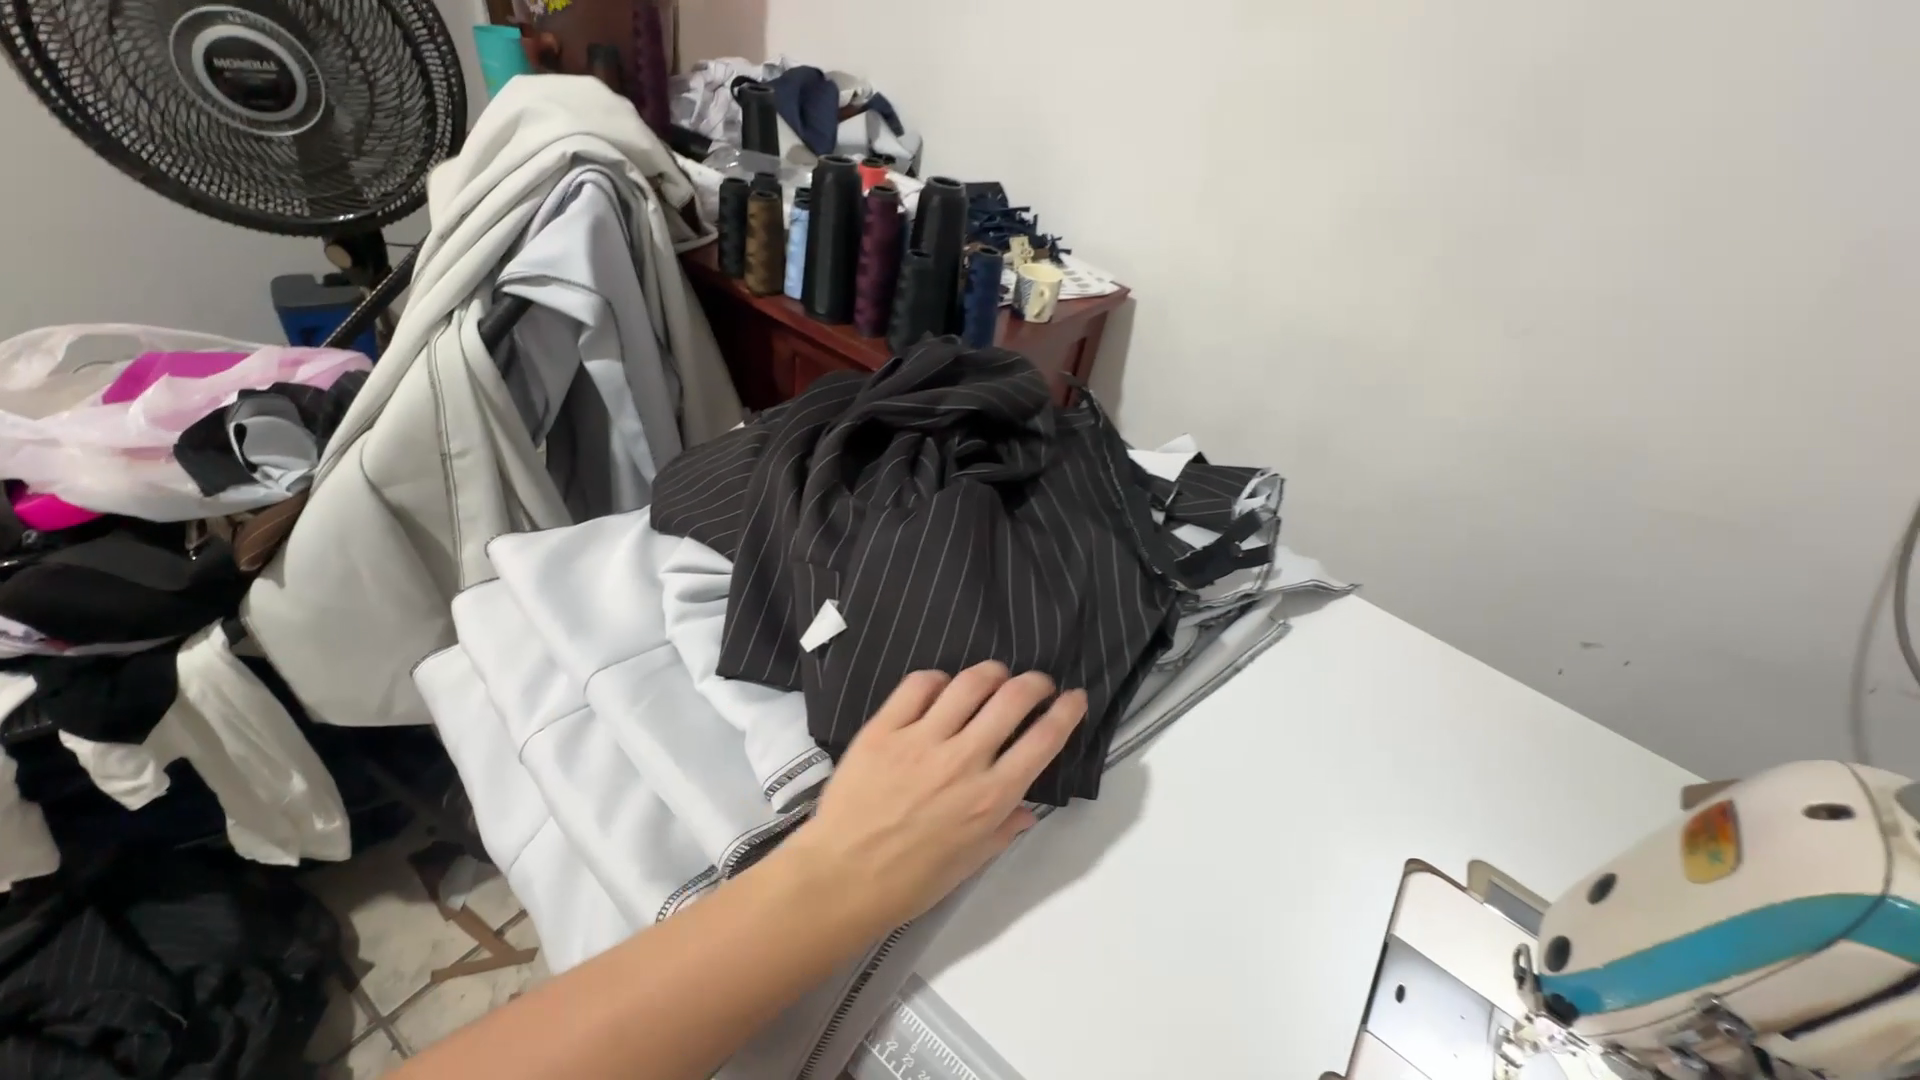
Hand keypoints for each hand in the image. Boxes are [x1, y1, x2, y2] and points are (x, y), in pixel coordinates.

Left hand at [776, 663, 1086, 933]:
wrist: (841, 878)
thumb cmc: (910, 881)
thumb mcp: (969, 863)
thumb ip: (1002, 829)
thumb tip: (1027, 810)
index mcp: (991, 798)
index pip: (1044, 740)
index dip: (1067, 712)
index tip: (1074, 698)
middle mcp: (963, 760)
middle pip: (1012, 699)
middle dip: (1035, 683)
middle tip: (1038, 683)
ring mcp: (921, 740)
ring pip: (968, 683)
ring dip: (991, 673)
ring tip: (995, 677)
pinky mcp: (884, 729)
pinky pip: (917, 686)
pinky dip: (937, 679)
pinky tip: (941, 687)